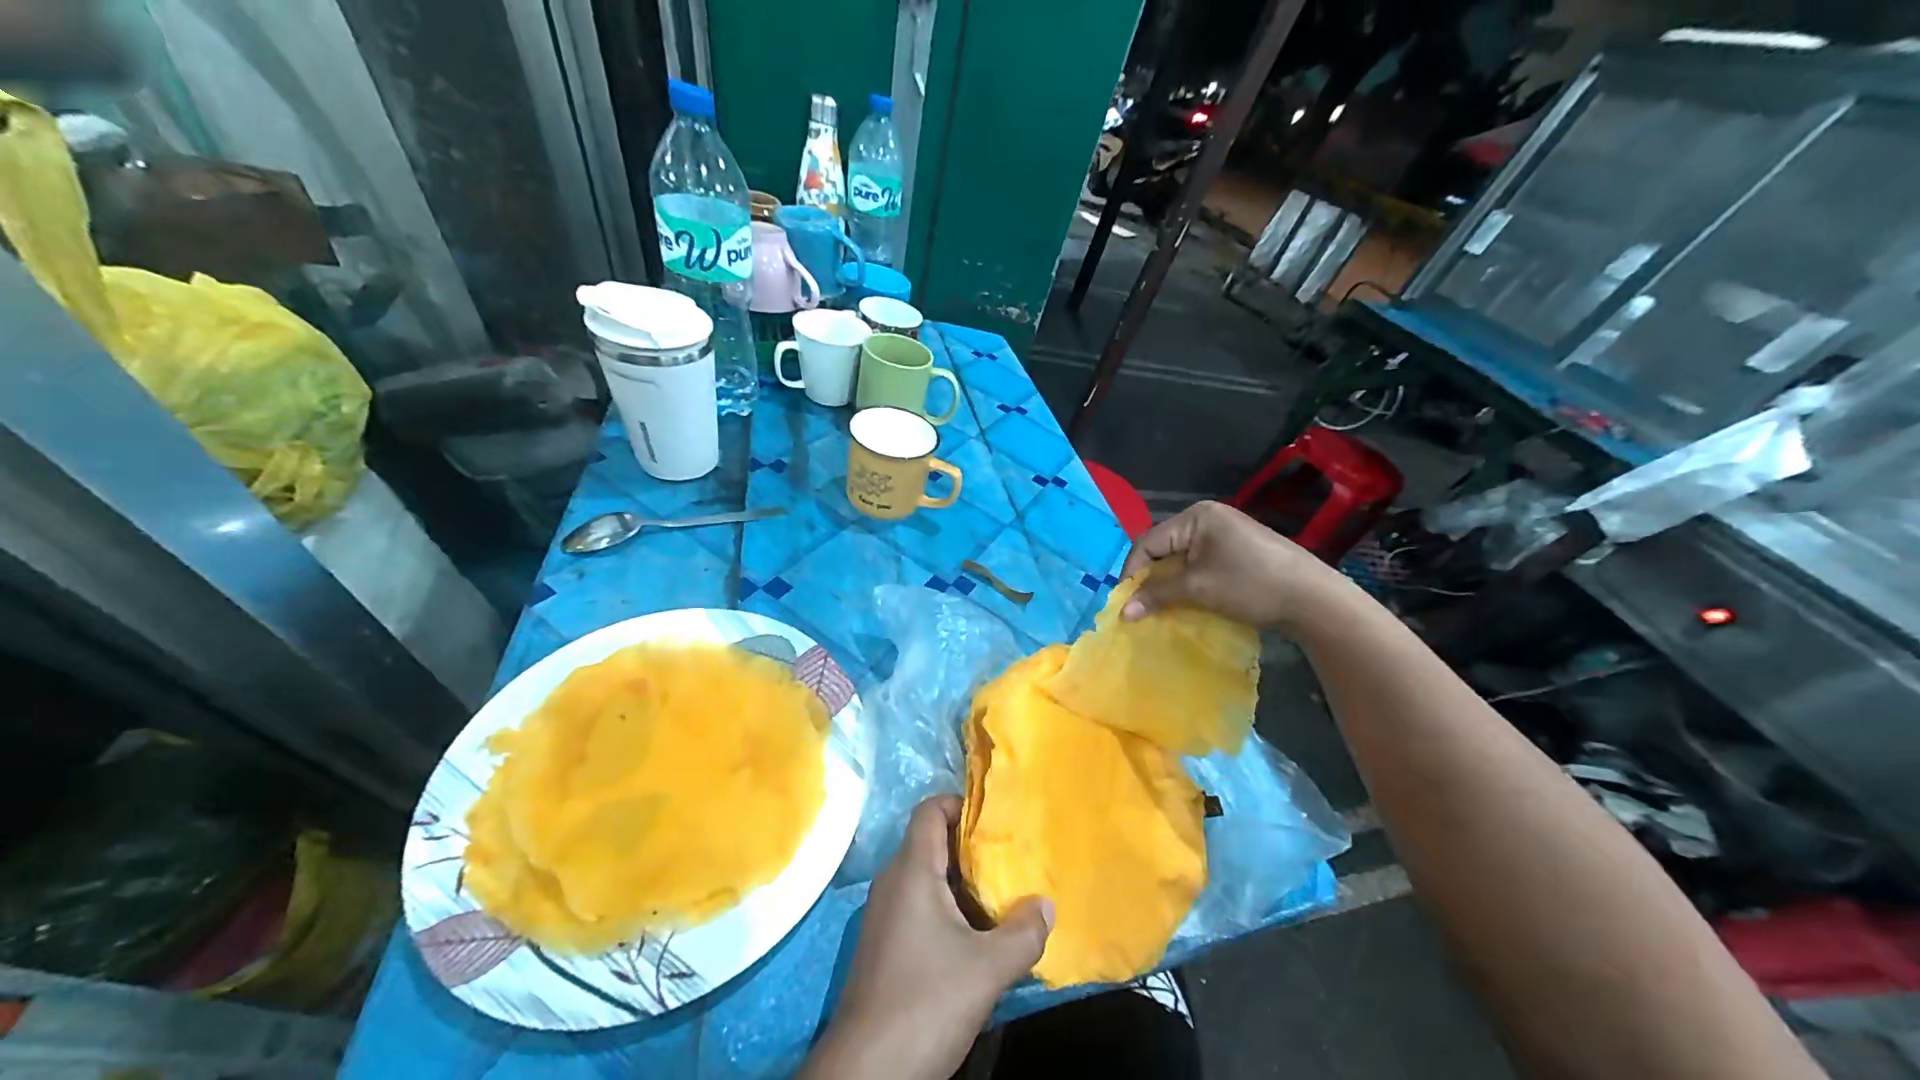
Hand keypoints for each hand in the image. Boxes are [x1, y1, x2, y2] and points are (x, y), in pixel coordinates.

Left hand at [799, 797, 1051, 1079]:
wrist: (866, 1070)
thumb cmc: (926, 1001)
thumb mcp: (987, 969)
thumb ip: (1023, 934)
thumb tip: (1046, 906)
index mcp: (912, 871)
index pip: (929, 810)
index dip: (960, 804)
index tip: (996, 818)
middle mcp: (893, 883)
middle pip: (931, 842)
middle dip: (971, 847)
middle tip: (1011, 859)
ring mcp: (884, 915)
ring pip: (927, 878)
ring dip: (962, 884)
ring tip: (1003, 896)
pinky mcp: (884, 944)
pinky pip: (918, 906)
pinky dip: (948, 909)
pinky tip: (976, 937)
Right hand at [1120, 500, 1353, 631]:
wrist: (1312, 598)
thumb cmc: (1250, 584)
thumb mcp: (1198, 589)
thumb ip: (1157, 596)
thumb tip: (1122, 612)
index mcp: (1196, 517)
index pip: (1149, 542)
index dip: (1132, 572)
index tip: (1124, 602)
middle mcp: (1208, 519)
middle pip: (1164, 550)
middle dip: (1151, 579)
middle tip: (1140, 608)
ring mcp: (1225, 535)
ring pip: (1182, 561)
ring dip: (1170, 585)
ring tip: (1161, 610)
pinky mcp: (1237, 553)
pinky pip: (1201, 566)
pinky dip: (1190, 585)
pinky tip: (1187, 604)